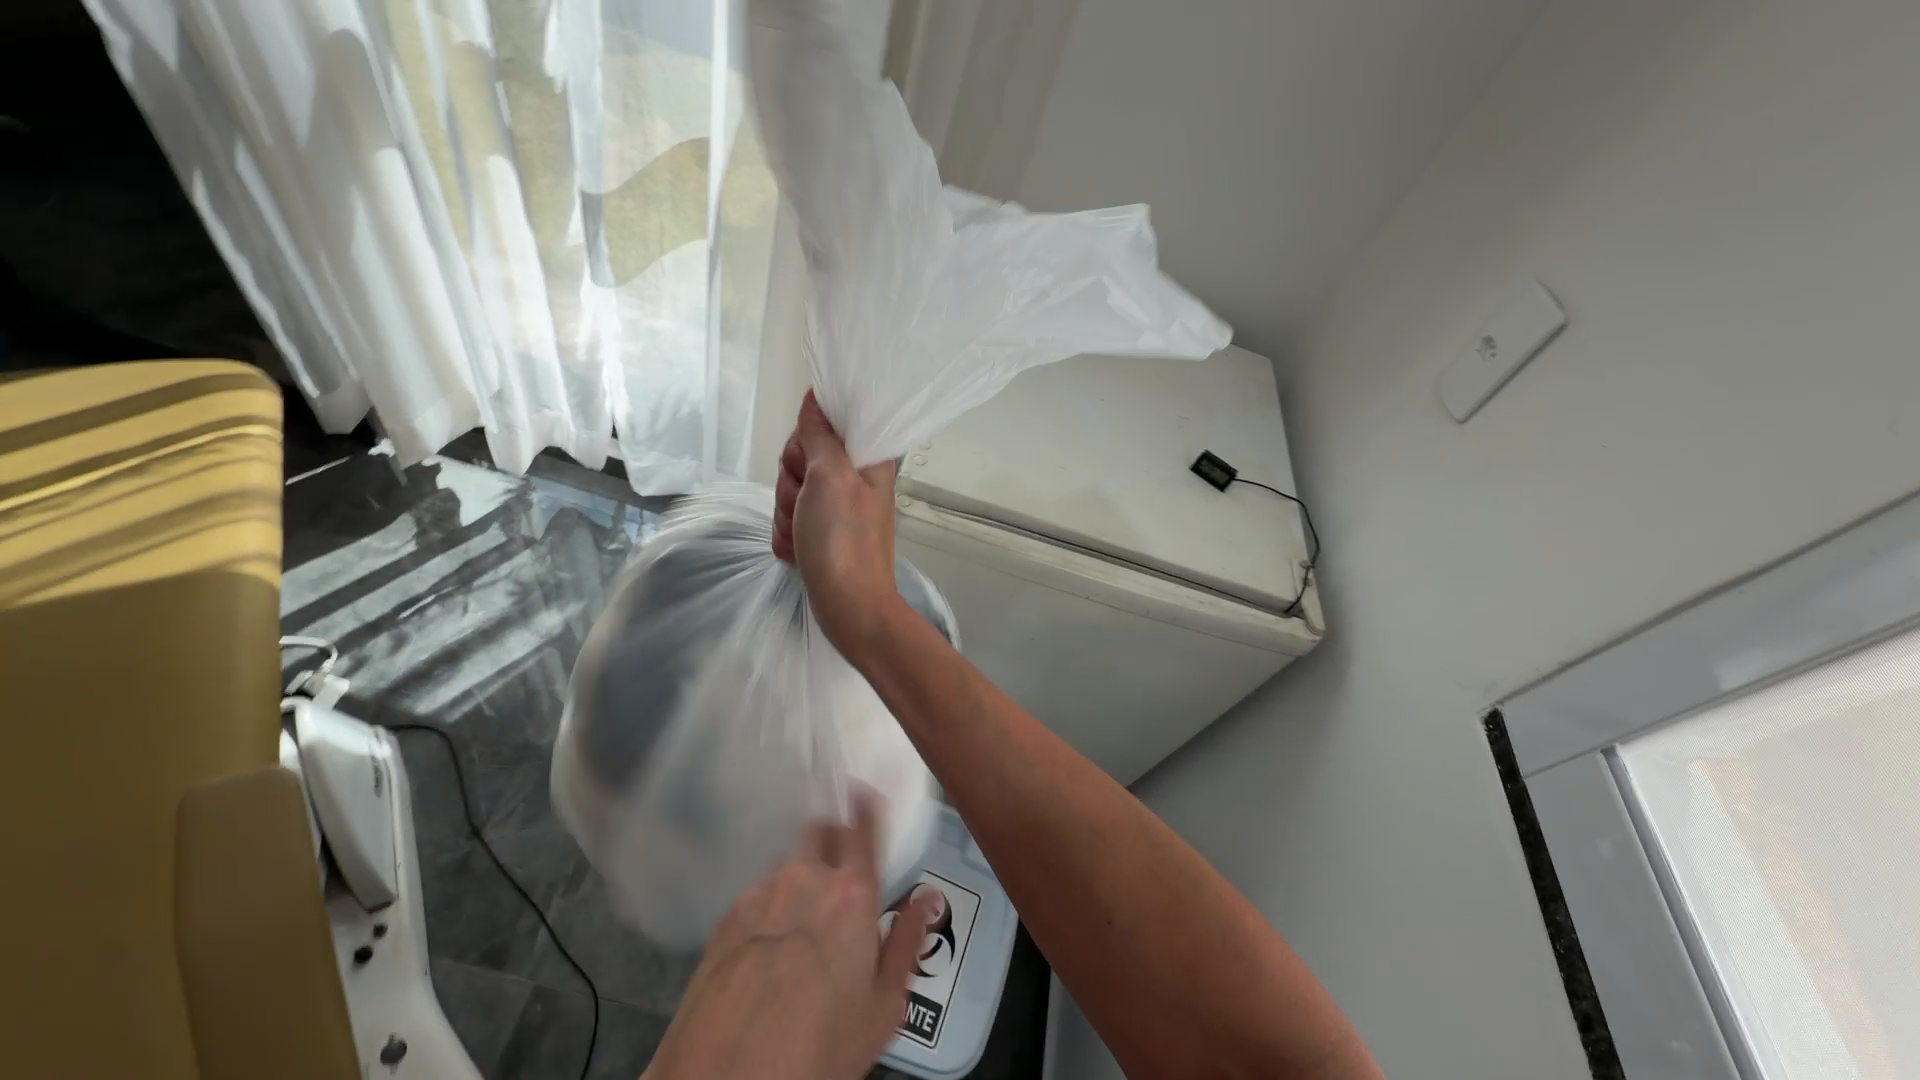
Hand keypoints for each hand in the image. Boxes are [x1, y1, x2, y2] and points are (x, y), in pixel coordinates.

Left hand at [644, 797, 938, 1079]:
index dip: (866, 802)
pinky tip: (769, 948)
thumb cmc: (821, 1045)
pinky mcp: (724, 918)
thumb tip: (927, 898)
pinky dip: (770, 906)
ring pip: (786, 864)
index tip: (865, 789)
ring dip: (800, 877)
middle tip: (842, 868)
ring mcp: (759, 895)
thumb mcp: (884, 1006)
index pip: (862, 826)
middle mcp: (804, 879)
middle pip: (819, 831)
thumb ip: (907, 941)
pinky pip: (757, 895)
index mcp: (852, 896)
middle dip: (832, 837)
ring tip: (803, 923)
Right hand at [772, 391, 906, 659]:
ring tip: (804, 536)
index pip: (824, 425)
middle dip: (791, 484)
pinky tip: (798, 552)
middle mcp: (854, 480)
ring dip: (787, 515)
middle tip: (806, 506)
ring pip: (791, 492)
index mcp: (867, 460)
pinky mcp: (823, 534)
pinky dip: (788, 536)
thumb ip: (820, 436)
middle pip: (802, 459)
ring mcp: (838, 509)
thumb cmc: (843, 540)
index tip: (807, 463)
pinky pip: (790, 521)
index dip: (806, 442)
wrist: (850, 609)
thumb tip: (815, 398)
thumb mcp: (830, 476)